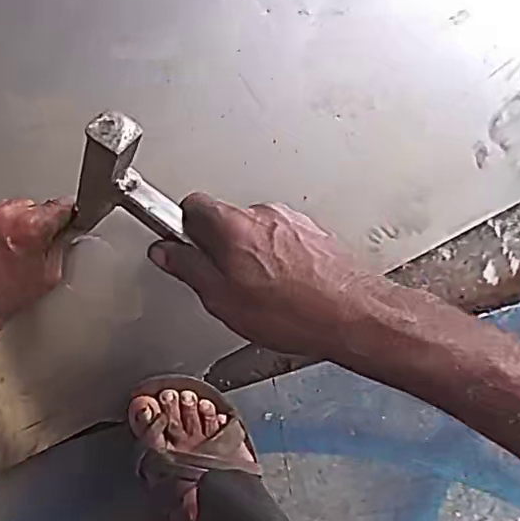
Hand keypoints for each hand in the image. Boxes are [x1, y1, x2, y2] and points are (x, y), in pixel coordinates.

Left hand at [0, 197, 74, 321]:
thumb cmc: (8, 294)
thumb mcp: (51, 274)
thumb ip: (61, 245)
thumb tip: (66, 231)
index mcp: (31, 226)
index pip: (62, 206)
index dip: (72, 215)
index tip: (73, 221)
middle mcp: (10, 215)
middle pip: (42, 205)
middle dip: (48, 221)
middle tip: (44, 244)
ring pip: (25, 206)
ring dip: (29, 220)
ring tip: (24, 246)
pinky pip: (8, 212)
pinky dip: (13, 223)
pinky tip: (12, 244)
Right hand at [148, 193, 386, 357]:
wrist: (353, 315)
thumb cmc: (293, 312)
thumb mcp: (222, 299)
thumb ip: (188, 269)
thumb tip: (166, 252)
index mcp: (232, 226)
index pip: (191, 205)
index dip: (182, 228)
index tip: (182, 247)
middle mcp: (262, 214)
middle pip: (223, 218)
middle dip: (217, 245)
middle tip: (221, 280)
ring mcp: (291, 221)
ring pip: (253, 231)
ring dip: (250, 253)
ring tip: (259, 290)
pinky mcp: (313, 232)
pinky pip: (280, 240)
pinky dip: (276, 258)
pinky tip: (283, 289)